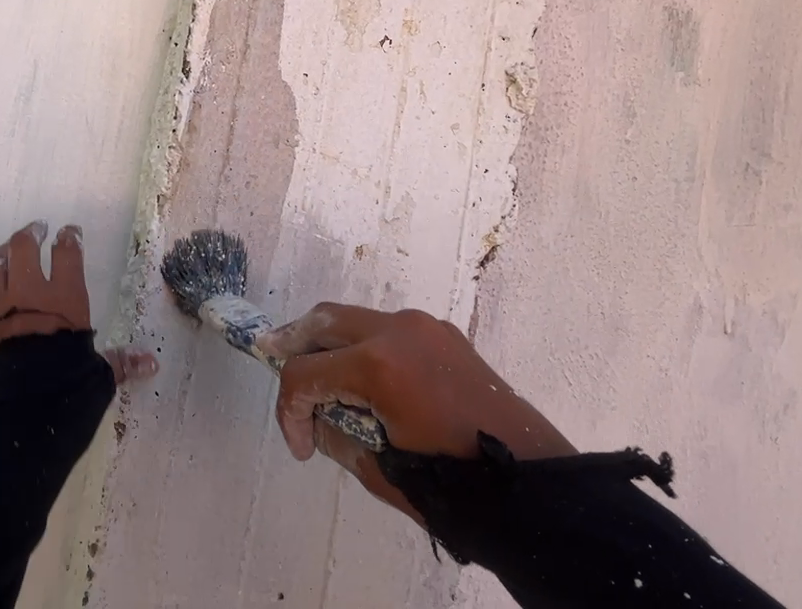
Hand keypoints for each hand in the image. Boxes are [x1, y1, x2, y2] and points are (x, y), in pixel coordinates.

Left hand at [0, 221, 158, 384]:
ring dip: (1, 255)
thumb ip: (117, 363)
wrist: (5, 423)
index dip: (70, 239)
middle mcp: (26, 294)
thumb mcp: (95, 380)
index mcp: (63, 300)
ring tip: (6, 252)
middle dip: (31, 234)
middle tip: (37, 229)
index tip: (70, 231)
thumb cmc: (60, 395)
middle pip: (23, 248)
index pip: (68, 255)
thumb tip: (150, 361)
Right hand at [260, 303, 573, 520]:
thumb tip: (317, 417)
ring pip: (354, 318)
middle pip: (322, 321)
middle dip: (292, 343)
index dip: (288, 410)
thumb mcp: (379, 468)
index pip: (305, 374)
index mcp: (378, 365)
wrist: (529, 480)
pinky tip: (363, 375)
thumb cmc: (453, 482)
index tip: (299, 445)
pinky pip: (387, 328)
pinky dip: (363, 344)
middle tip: (271, 358)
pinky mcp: (441, 333)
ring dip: (329, 341)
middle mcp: (396, 330)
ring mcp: (422, 326)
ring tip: (318, 372)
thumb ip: (336, 435)